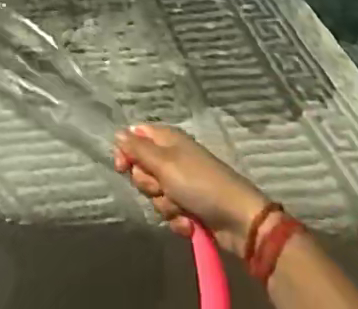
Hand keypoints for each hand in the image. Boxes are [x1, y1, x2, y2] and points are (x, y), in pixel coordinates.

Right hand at [115, 123, 269, 257]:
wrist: (240, 221)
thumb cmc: (199, 184)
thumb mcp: (164, 163)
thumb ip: (137, 149)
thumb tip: (117, 133)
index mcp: (167, 139)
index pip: (134, 136)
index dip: (126, 151)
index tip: (122, 167)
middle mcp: (172, 158)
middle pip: (142, 168)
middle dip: (149, 183)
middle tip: (163, 187)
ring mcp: (181, 183)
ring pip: (154, 193)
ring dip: (165, 204)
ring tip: (182, 208)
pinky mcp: (189, 207)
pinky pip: (169, 212)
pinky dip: (177, 219)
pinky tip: (190, 222)